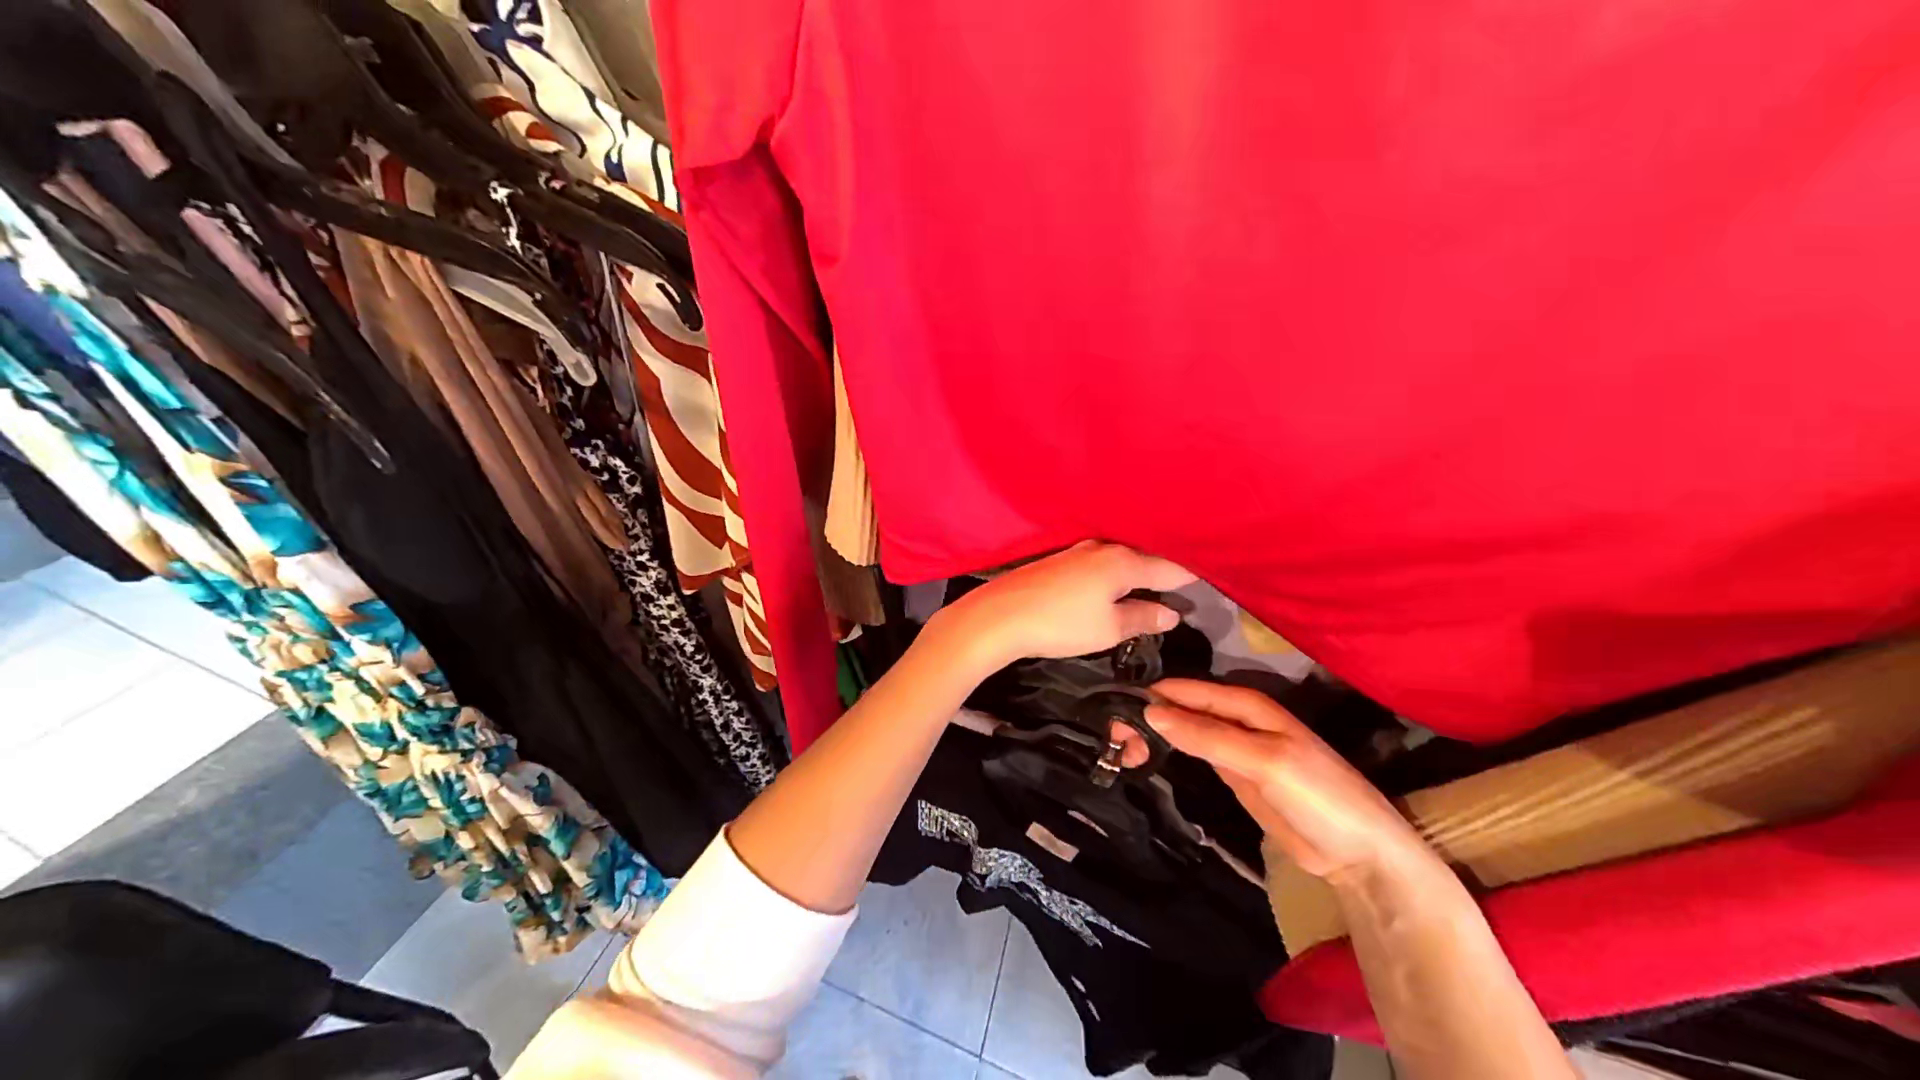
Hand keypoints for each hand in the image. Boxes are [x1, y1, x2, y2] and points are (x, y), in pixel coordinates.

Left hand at [930, 541, 1195, 671]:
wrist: (998, 616)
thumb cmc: (1059, 624)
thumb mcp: (1108, 629)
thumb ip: (1142, 619)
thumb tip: (1172, 613)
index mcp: (1123, 561)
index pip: (1170, 566)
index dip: (1193, 573)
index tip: (1217, 573)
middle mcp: (1105, 547)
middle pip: (1147, 554)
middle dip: (1169, 564)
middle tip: (1196, 575)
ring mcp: (1080, 550)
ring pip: (1124, 554)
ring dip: (1143, 564)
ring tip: (1164, 577)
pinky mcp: (1062, 559)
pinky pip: (1104, 559)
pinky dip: (1119, 567)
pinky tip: (1123, 578)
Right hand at [1133, 679, 1437, 886]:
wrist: (1360, 854)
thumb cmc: (1319, 796)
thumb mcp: (1264, 761)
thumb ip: (1208, 736)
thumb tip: (1151, 711)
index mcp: (1248, 705)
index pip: (1188, 691)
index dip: (1152, 696)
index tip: (1112, 708)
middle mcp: (1238, 719)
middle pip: (1183, 707)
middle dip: (1148, 714)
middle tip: (1113, 736)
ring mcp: (1235, 747)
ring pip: (1185, 728)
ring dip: (1155, 732)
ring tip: (1119, 744)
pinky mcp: (1234, 774)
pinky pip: (1195, 752)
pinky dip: (1170, 750)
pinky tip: (1146, 753)